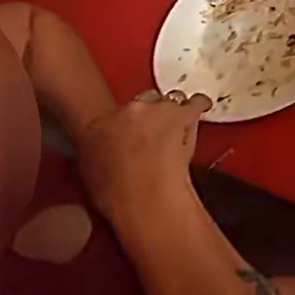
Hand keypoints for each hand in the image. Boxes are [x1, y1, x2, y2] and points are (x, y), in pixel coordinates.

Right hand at [78, 89, 207, 219]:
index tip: (136, 129)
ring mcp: (159, 108)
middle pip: (146, 100)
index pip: (119, 111)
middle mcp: (130, 109)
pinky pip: (197, 101)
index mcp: (100, 123)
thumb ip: (102, 143)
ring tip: (178, 126)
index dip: (130, 120)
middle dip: (152, 113)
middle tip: (157, 129)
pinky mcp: (184, 111)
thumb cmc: (116, 191)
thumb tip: (111, 138)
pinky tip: (202, 110)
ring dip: (174, 110)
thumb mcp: (92, 166)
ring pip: (171, 99)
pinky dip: (200, 105)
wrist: (144, 195)